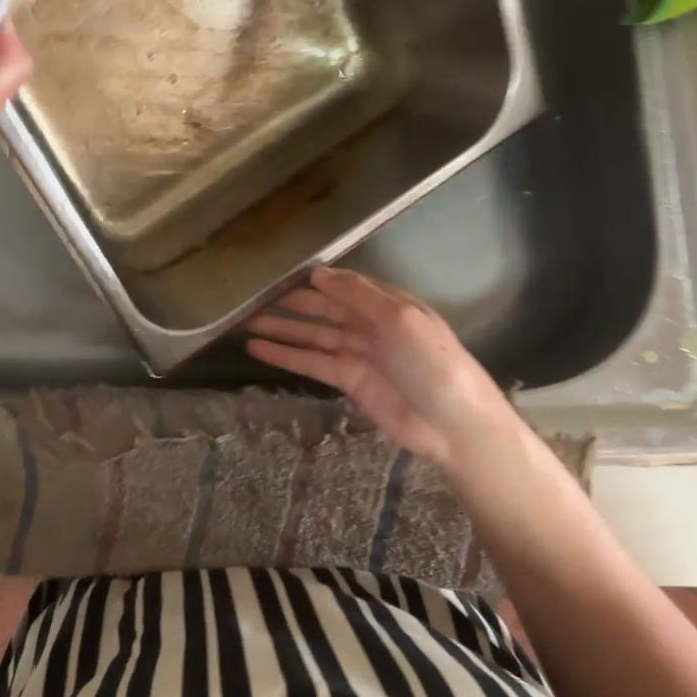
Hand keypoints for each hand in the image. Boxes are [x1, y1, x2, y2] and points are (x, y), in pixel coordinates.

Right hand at [246, 266, 526, 469]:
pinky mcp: (348, 381)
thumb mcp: (399, 318)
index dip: (312, 279)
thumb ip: (357, 294)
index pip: (343, 284)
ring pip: (311, 335)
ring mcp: (358, 353)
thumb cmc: (432, 363)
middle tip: (249, 298)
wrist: (453, 424)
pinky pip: (311, 362)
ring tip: (243, 322)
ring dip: (280, 328)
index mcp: (388, 302)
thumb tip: (318, 272)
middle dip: (289, 302)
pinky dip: (285, 355)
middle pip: (323, 308)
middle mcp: (370, 324)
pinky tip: (257, 349)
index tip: (276, 273)